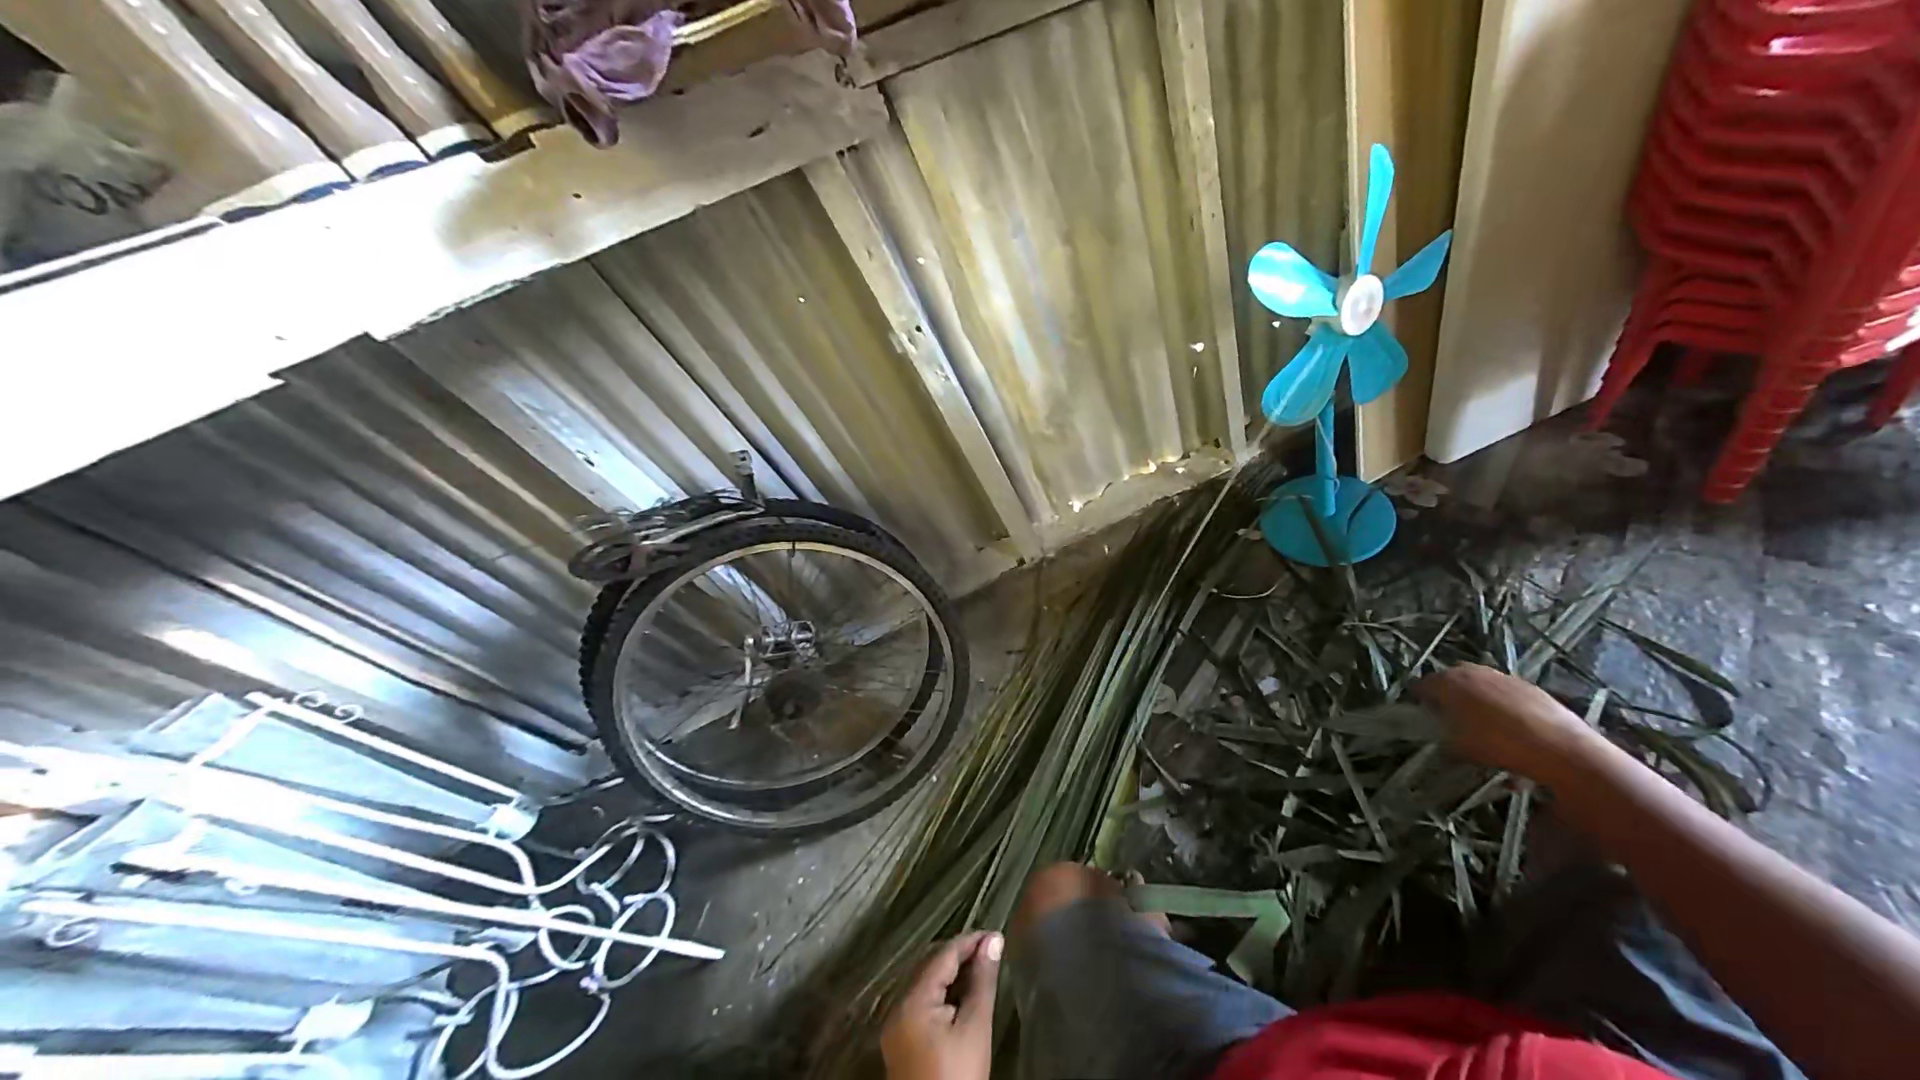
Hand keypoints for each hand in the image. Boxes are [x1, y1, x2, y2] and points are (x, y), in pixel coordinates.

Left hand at [880, 930, 1002, 1079]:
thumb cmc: (959, 1077)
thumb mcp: (975, 1028)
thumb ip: (982, 981)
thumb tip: (993, 941)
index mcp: (912, 1000)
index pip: (941, 955)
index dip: (969, 941)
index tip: (995, 935)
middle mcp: (897, 1006)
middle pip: (928, 965)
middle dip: (958, 953)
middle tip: (990, 948)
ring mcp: (895, 1024)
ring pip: (923, 982)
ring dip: (950, 971)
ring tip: (979, 966)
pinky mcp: (900, 1040)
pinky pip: (920, 1001)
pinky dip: (941, 991)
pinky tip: (960, 994)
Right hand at [1415, 663, 1608, 782]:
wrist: (1561, 748)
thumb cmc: (1496, 744)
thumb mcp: (1457, 748)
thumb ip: (1442, 739)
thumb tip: (1440, 740)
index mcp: (1448, 682)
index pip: (1421, 685)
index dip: (1418, 700)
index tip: (1421, 716)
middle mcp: (1473, 672)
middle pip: (1450, 680)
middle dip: (1447, 696)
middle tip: (1449, 718)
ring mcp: (1504, 677)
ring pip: (1480, 686)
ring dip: (1476, 700)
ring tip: (1482, 726)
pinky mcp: (1530, 687)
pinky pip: (1505, 694)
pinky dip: (1501, 707)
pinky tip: (1510, 731)